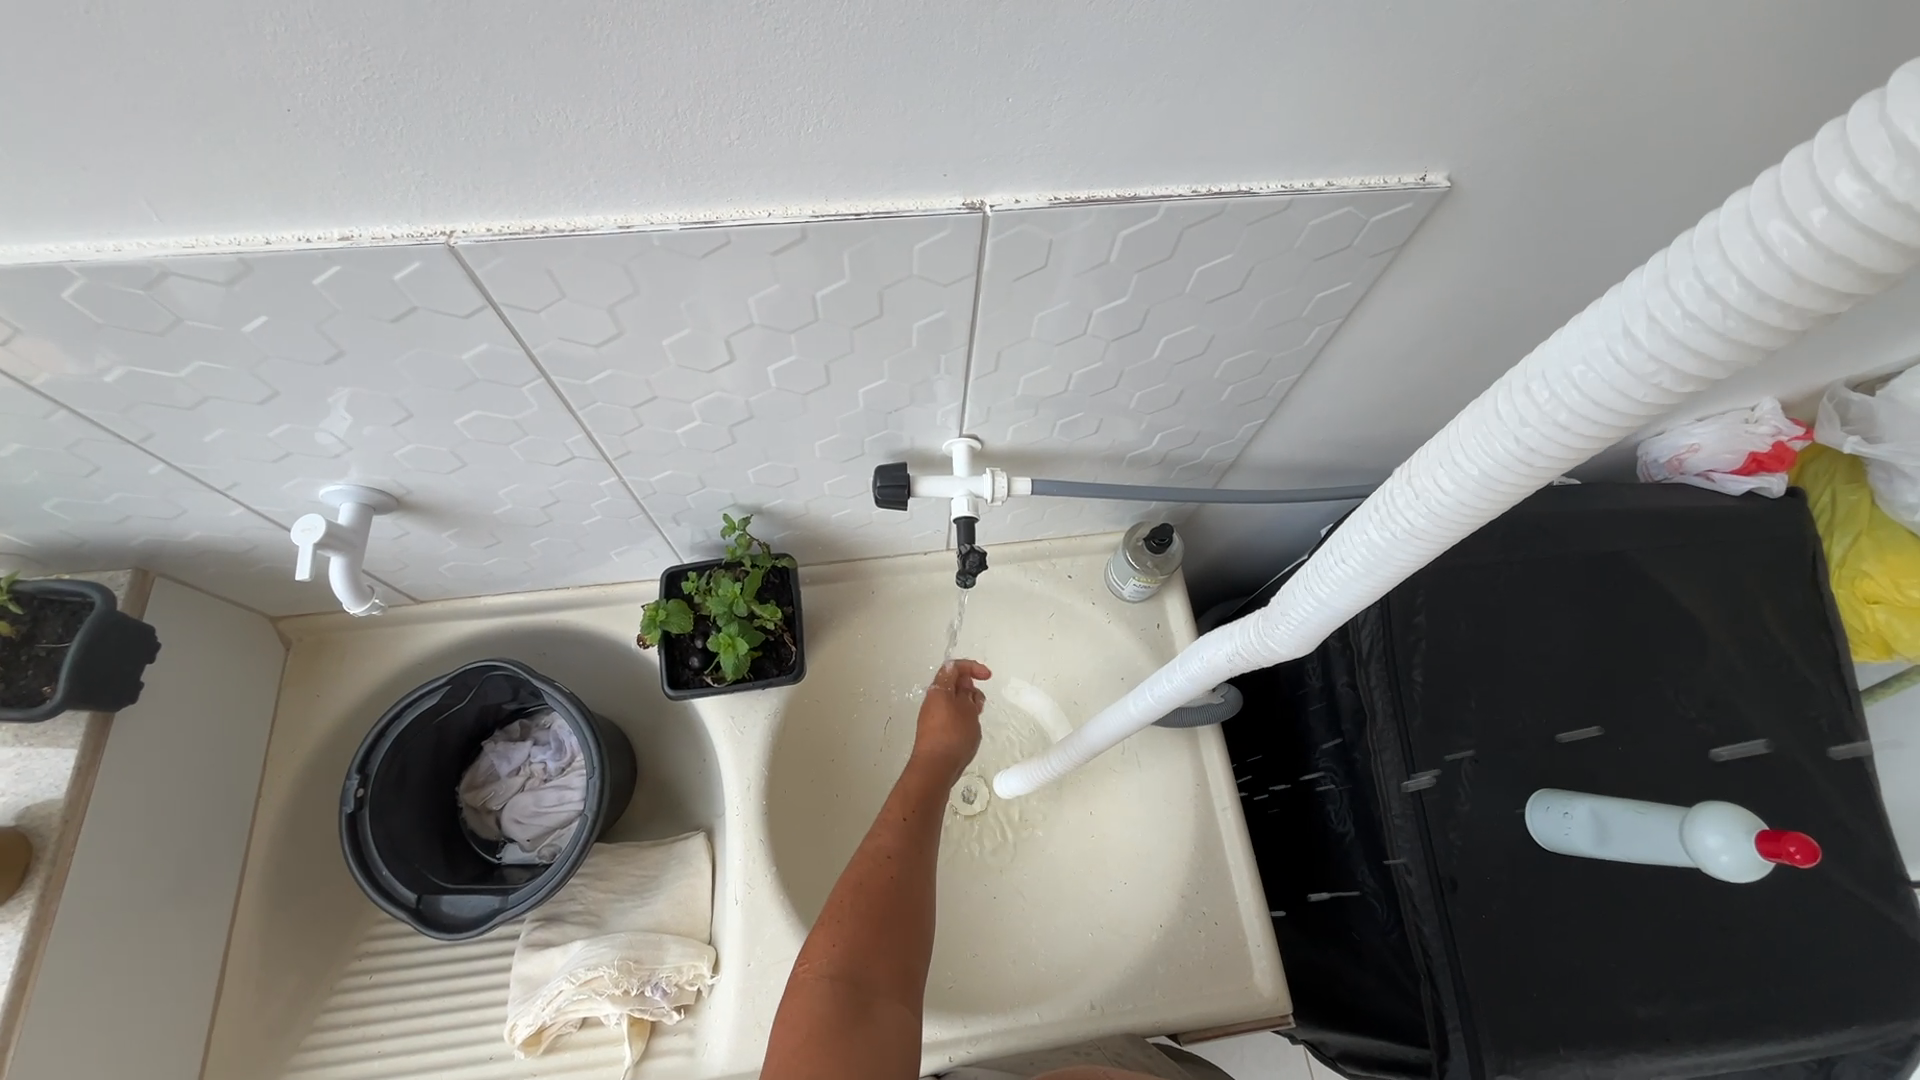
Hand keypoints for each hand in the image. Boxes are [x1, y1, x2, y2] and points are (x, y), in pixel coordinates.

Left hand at [911, 660, 990, 782]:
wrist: (935, 768)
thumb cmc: (954, 735)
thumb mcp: (968, 710)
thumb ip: (968, 693)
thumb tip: (964, 685)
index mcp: (939, 689)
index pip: (954, 667)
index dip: (972, 667)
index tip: (987, 676)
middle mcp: (932, 700)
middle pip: (953, 684)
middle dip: (971, 688)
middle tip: (979, 704)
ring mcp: (932, 716)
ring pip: (953, 701)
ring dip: (968, 705)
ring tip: (976, 720)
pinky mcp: (935, 731)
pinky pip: (951, 716)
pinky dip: (963, 717)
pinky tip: (970, 731)